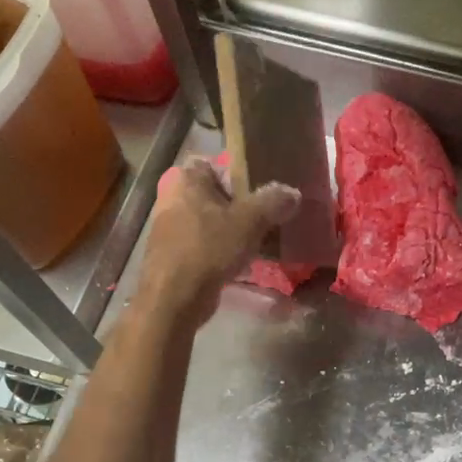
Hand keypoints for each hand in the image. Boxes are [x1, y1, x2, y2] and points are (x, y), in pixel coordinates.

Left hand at [135, 158, 298, 328]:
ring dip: (230, 231)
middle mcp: (172, 197)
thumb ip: (273, 202)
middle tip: (262, 221)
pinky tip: (237, 264)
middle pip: (214, 195)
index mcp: (187, 179)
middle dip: (238, 207)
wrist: (175, 296)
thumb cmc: (210, 249)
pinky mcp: (171, 254)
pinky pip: (202, 244)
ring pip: (208, 221)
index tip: (259, 194)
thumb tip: (293, 193)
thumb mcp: (250, 222)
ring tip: (255, 244)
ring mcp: (168, 227)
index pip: (214, 164)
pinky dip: (219, 250)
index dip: (238, 176)